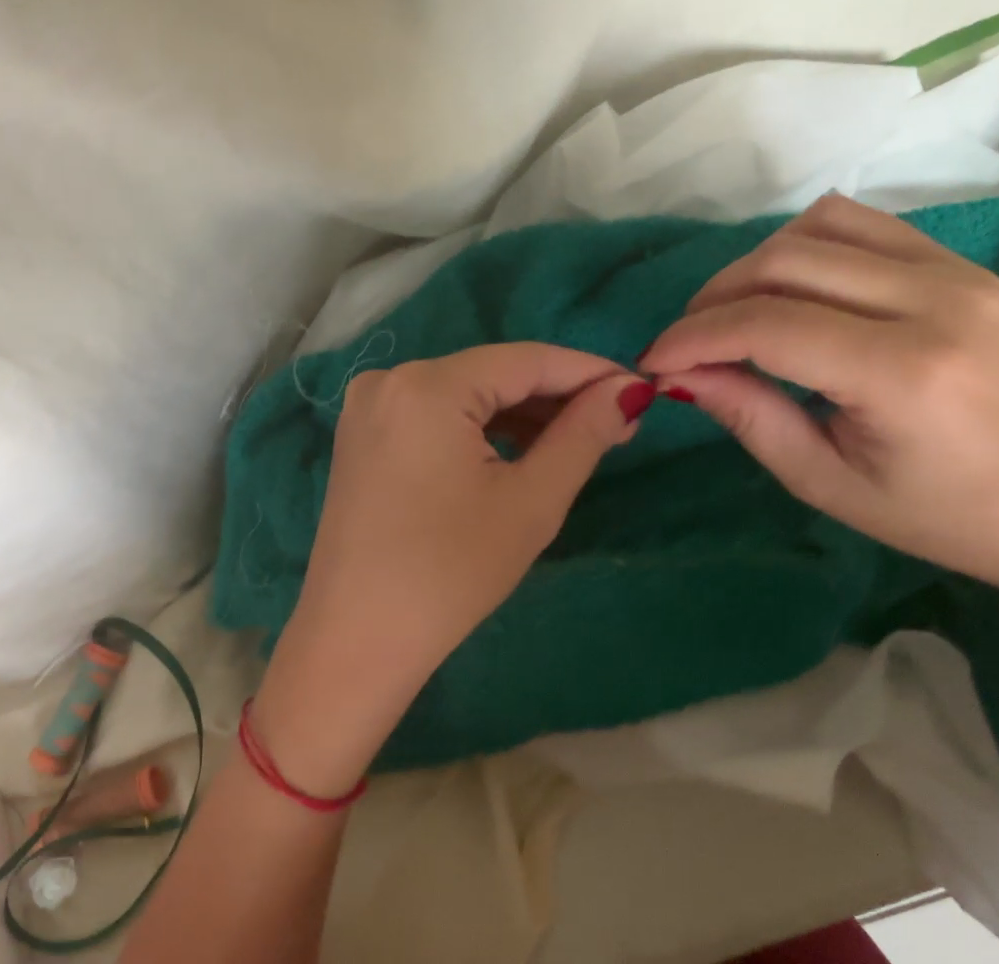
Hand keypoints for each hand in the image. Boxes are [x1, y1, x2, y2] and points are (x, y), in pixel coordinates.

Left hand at [253, 343, 650, 792]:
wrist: (357, 637)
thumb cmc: (450, 573)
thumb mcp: (530, 502)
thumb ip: (582, 435)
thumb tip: (626, 391)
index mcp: (426, 385)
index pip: (526, 360)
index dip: (588, 372)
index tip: (641, 391)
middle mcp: (389, 380)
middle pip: (491, 373)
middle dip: (555, 396)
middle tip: (617, 425)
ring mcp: (367, 409)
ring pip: (462, 394)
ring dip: (518, 413)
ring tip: (577, 441)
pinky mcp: (361, 438)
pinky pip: (433, 416)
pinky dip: (477, 429)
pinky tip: (517, 450)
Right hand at [638, 195, 998, 604]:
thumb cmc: (950, 518)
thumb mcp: (829, 484)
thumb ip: (750, 417)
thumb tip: (678, 374)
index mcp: (904, 372)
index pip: (766, 324)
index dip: (692, 337)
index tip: (651, 364)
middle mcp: (935, 300)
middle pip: (785, 260)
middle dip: (713, 298)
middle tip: (685, 344)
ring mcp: (958, 271)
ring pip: (820, 225)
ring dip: (756, 264)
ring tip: (732, 314)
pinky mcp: (965, 265)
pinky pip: (863, 226)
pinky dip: (806, 247)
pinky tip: (789, 292)